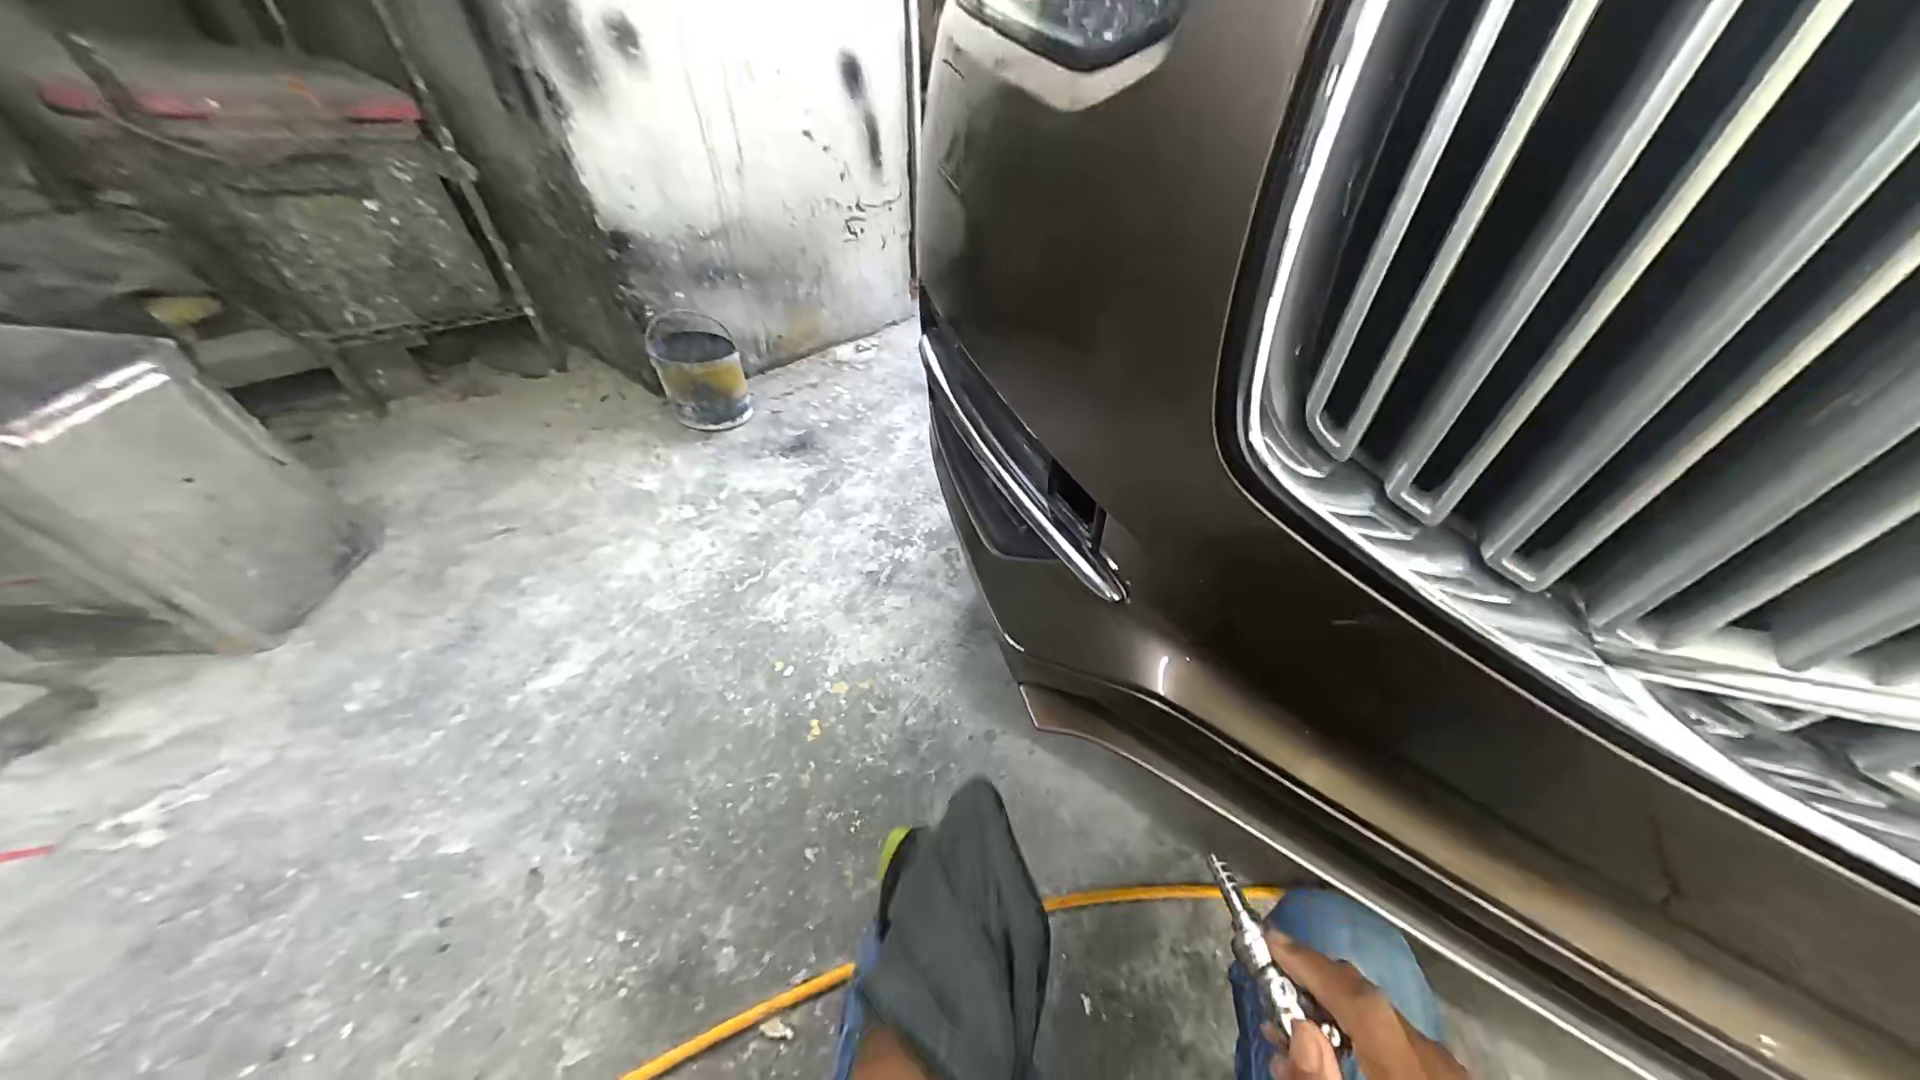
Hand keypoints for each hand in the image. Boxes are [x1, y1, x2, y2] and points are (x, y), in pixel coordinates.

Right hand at [1262, 929, 1470, 1079]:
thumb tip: (1298, 1026)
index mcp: (1409, 1070)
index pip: (1358, 997)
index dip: (1311, 962)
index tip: (1269, 938)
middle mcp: (1435, 1060)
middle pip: (1372, 1001)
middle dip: (1318, 980)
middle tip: (1270, 979)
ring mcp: (1450, 1071)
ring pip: (1386, 1020)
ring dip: (1337, 1009)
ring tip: (1294, 1024)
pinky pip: (1402, 1043)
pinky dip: (1363, 1034)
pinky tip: (1340, 1053)